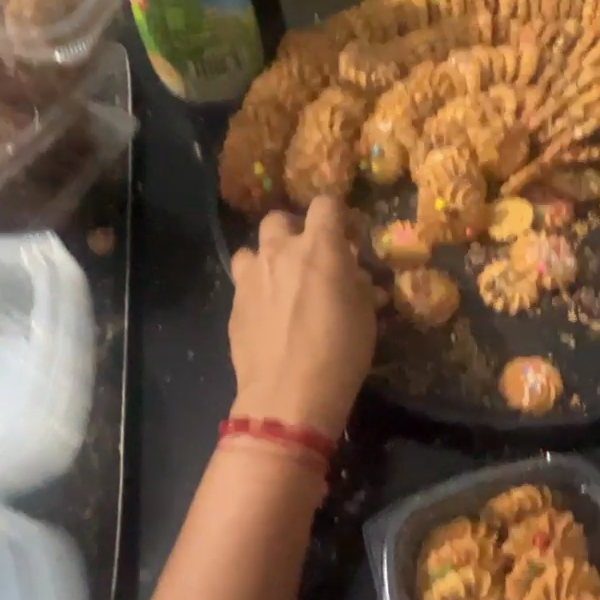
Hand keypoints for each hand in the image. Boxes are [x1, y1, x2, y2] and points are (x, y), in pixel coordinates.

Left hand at [228, 198, 376, 438]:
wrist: (288, 395)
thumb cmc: (340, 353)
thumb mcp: (365, 317)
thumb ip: (359, 287)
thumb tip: (357, 279)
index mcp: (320, 248)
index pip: (326, 204)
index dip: (337, 214)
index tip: (348, 233)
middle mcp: (280, 252)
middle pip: (279, 219)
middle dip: (295, 231)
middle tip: (311, 257)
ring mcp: (251, 277)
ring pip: (252, 248)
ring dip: (268, 257)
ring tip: (282, 282)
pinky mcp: (234, 304)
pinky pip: (245, 283)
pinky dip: (258, 289)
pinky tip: (270, 314)